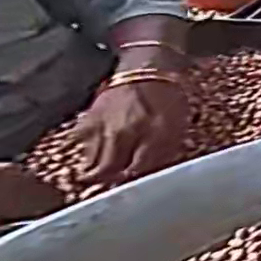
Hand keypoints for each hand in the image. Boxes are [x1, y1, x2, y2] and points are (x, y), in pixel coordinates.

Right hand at [74, 79, 189, 185]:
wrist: (145, 73)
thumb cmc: (169, 100)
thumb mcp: (178, 125)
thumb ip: (165, 150)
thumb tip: (150, 173)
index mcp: (155, 134)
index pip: (138, 170)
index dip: (135, 181)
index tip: (136, 187)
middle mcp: (124, 134)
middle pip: (105, 173)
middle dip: (110, 181)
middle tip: (117, 182)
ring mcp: (100, 130)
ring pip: (90, 166)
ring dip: (99, 171)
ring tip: (110, 169)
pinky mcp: (82, 127)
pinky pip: (82, 152)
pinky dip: (91, 156)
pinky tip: (104, 152)